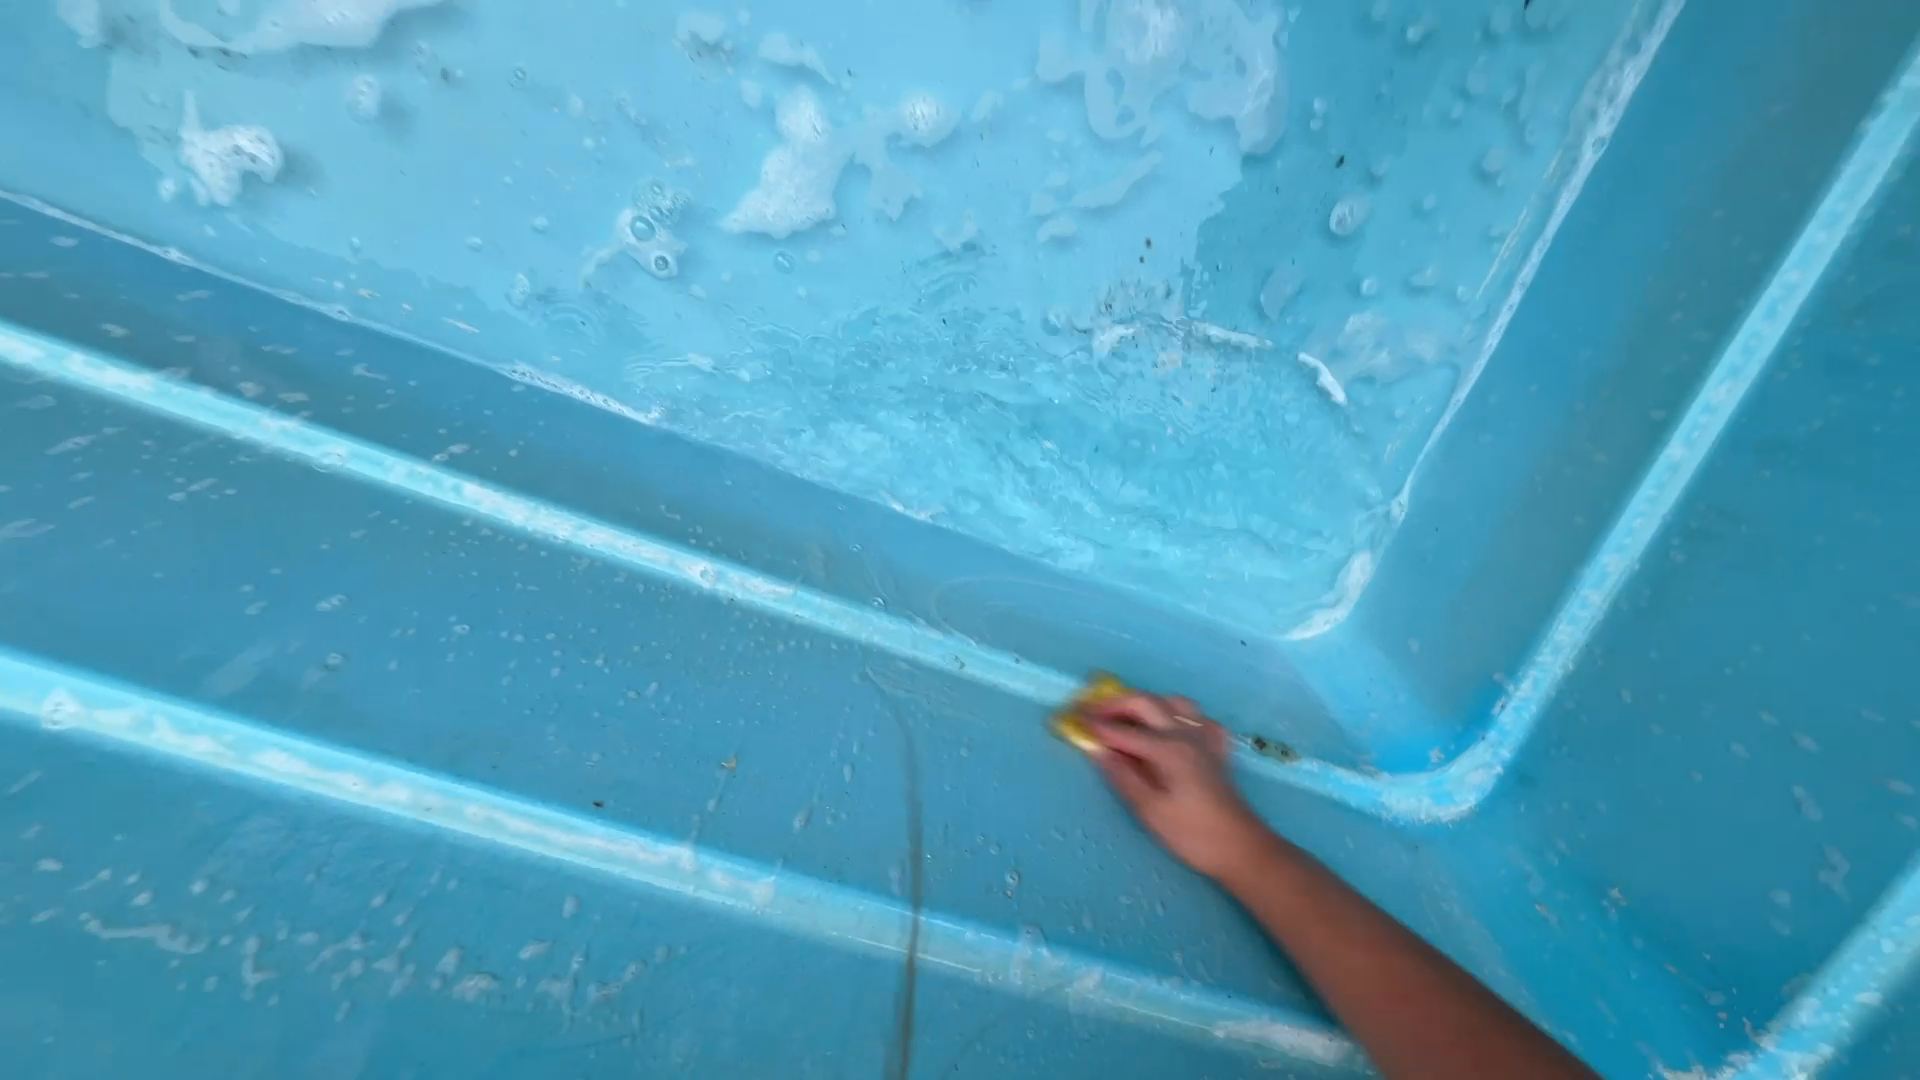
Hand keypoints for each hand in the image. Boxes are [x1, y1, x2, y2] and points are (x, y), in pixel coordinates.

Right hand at [1080, 693, 1273, 880]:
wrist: (1242, 849)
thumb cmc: (1192, 835)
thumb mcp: (1150, 810)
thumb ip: (1123, 776)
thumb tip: (1098, 751)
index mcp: (1167, 749)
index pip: (1123, 731)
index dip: (1096, 726)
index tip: (1074, 721)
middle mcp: (1185, 734)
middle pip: (1146, 703)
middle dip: (1116, 704)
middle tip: (1093, 713)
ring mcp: (1204, 738)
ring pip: (1173, 702)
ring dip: (1147, 703)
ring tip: (1128, 716)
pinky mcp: (1216, 749)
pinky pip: (1198, 719)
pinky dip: (1180, 715)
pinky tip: (1173, 727)